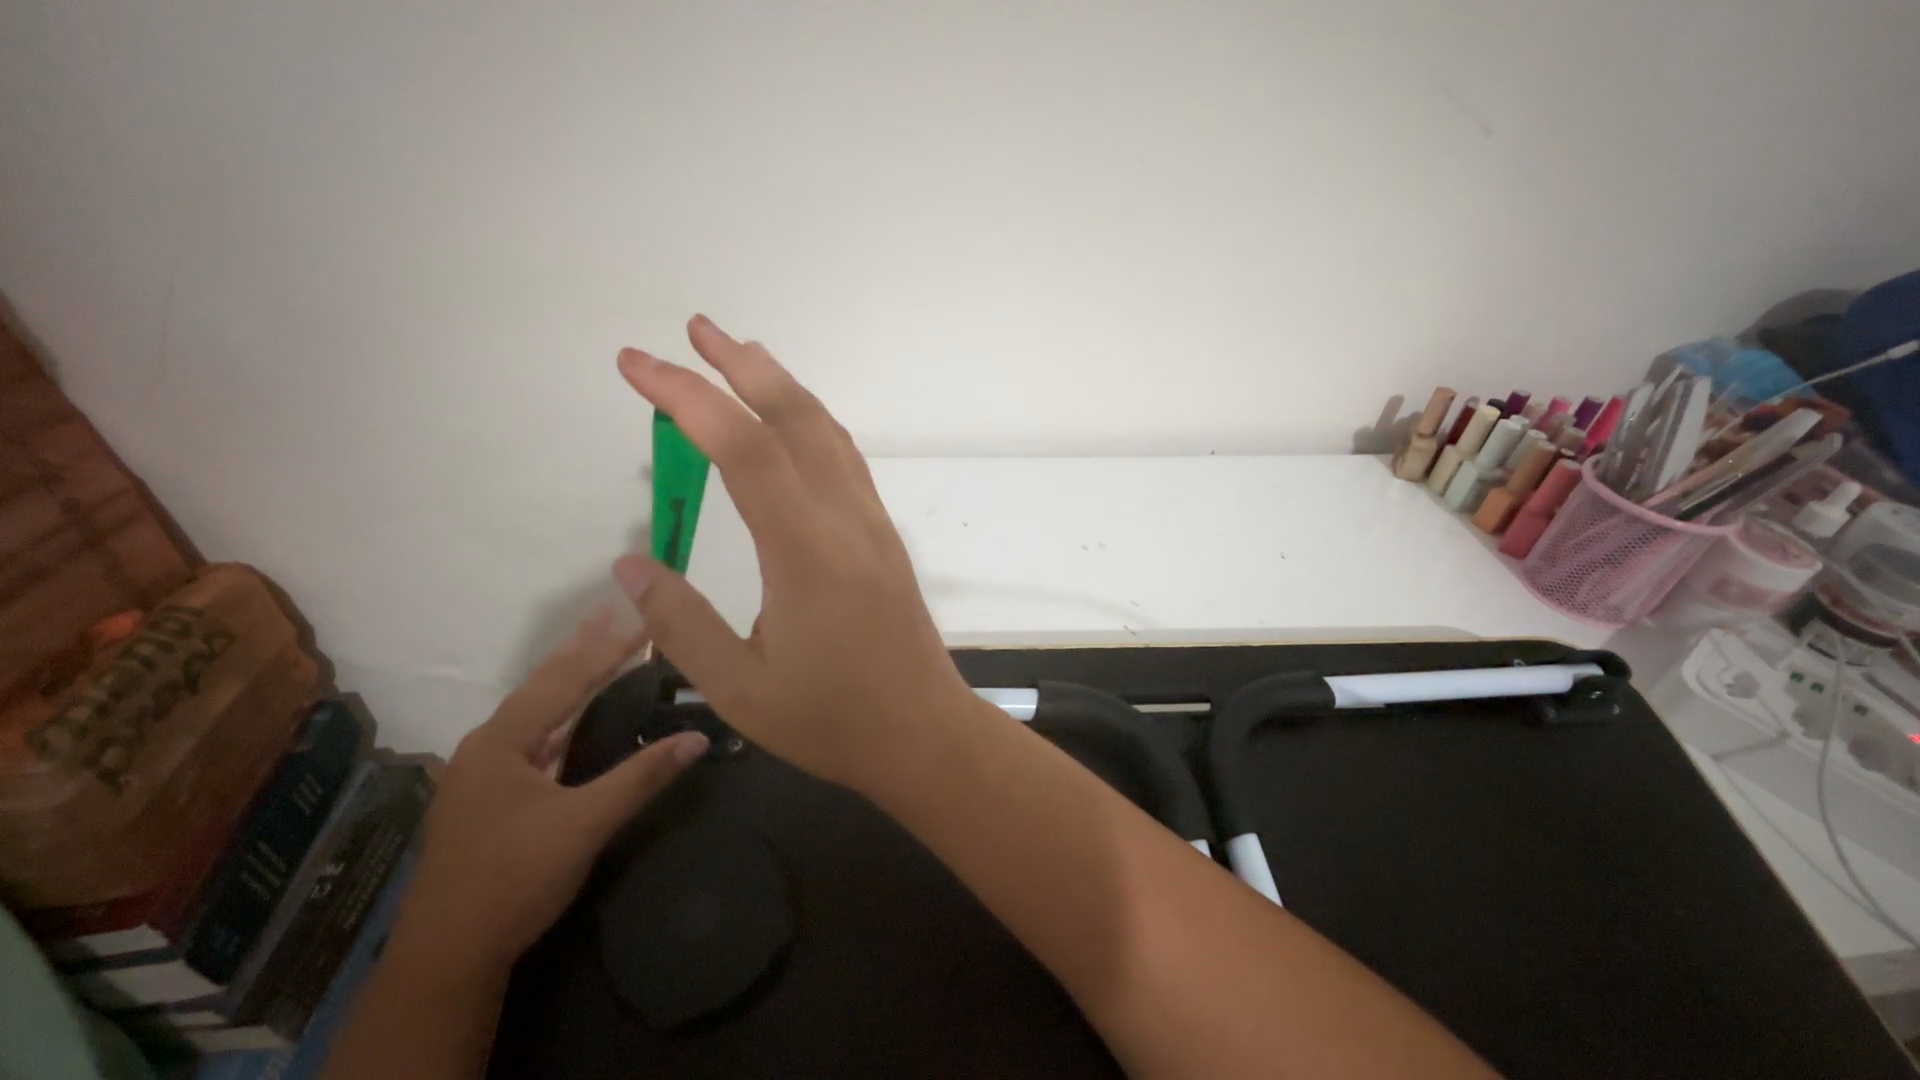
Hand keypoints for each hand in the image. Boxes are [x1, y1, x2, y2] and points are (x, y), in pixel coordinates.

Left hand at [404, 609, 709, 965]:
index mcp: (502, 742)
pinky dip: (560, 716)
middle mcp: (487, 747)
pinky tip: (571, 718)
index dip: (606, 648)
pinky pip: (533, 740)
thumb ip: (640, 778)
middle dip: (580, 649)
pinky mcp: (490, 800)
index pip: (564, 681)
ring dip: (568, 680)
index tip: (641, 616)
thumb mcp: (584, 825)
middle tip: (613, 611)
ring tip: (598, 649)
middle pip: (541, 687)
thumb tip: (698, 738)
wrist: (447, 953)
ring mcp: (484, 775)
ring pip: (535, 714)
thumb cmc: (514, 878)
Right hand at [611, 315, 977, 790]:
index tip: (637, 365)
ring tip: (738, 354)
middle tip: (691, 329)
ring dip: (781, 384)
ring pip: (827, 432)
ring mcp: (871, 524)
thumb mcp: (740, 689)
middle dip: (739, 366)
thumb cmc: (833, 721)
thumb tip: (630, 563)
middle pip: (795, 418)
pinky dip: (808, 421)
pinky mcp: (883, 537)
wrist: (925, 735)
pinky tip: (789, 423)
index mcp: (806, 553)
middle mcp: (845, 520)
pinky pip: (844, 458)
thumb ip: (681, 624)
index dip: (687, 398)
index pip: (743, 450)